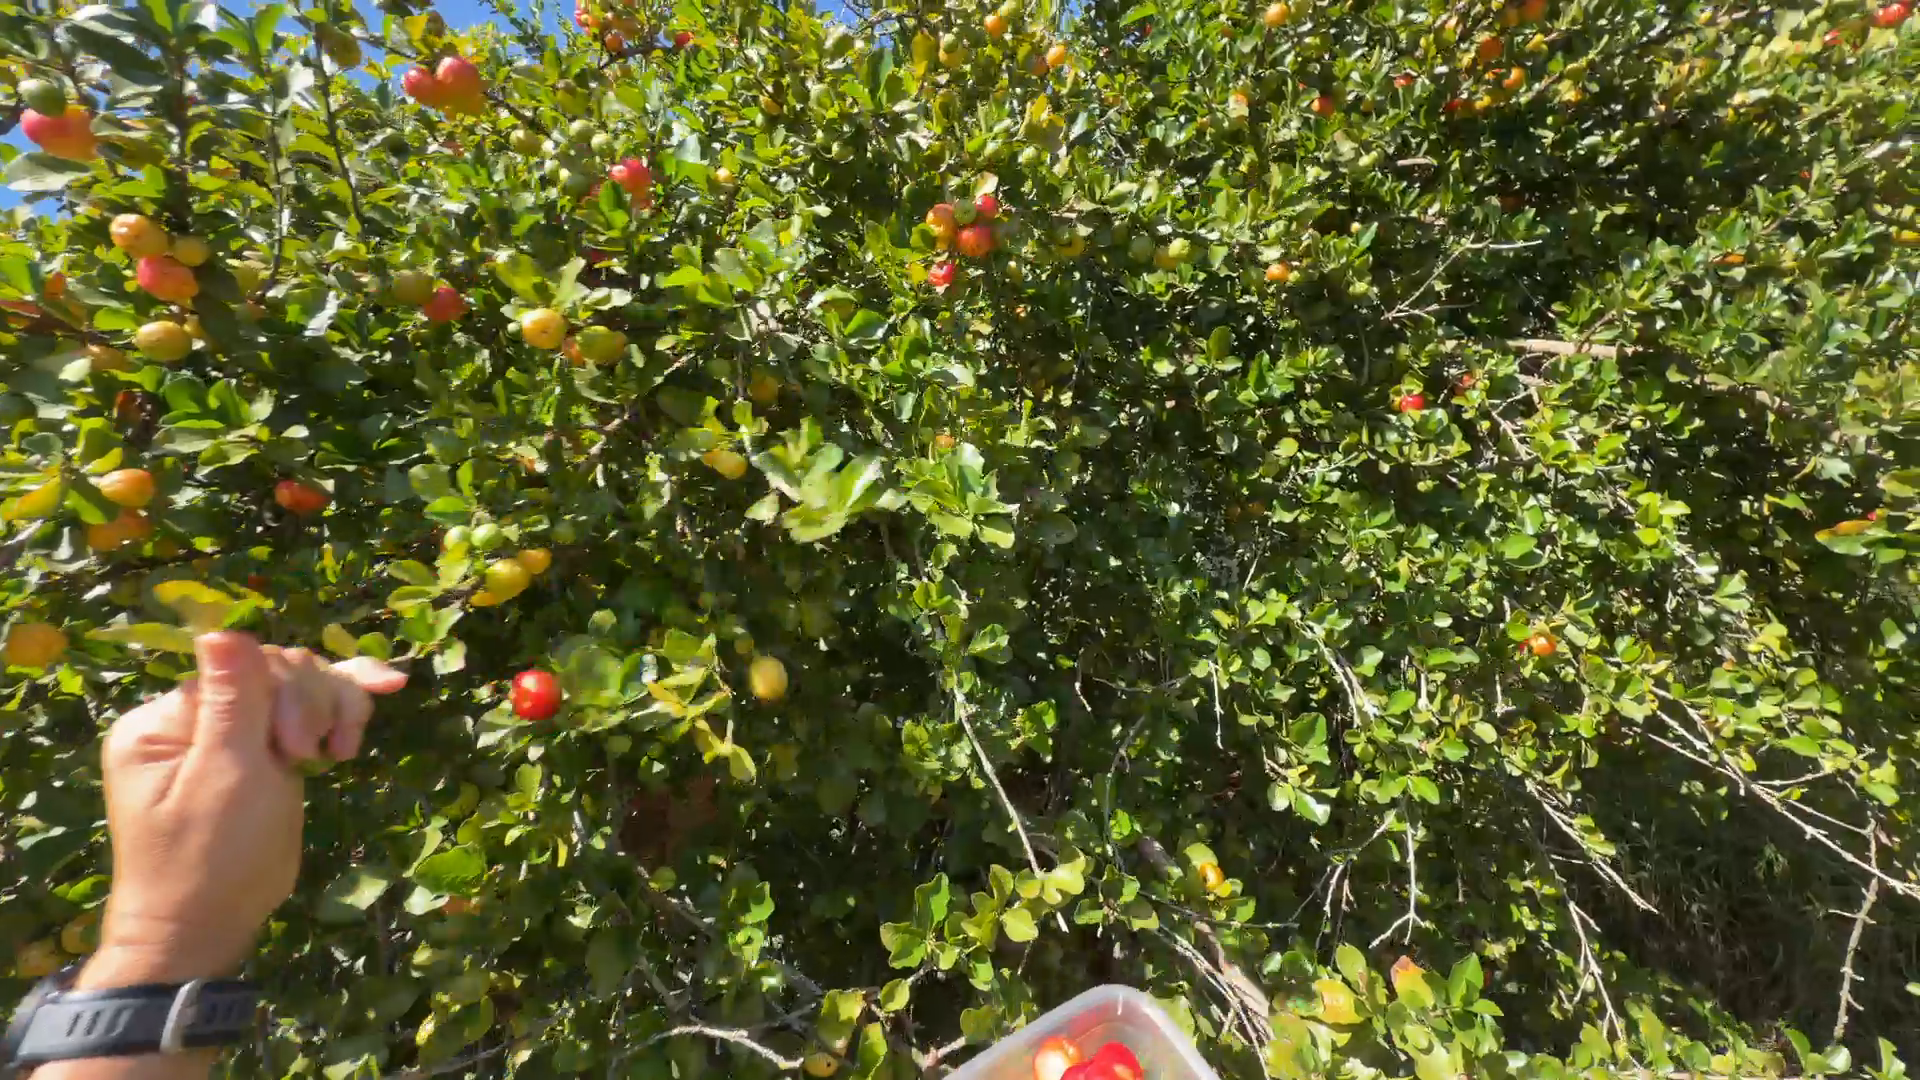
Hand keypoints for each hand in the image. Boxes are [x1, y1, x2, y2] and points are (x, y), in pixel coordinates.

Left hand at [75, 632, 405, 988]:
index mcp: (168, 719)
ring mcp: (240, 731)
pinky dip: (352, 703)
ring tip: (342, 753)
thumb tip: (220, 630)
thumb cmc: (211, 853)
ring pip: (312, 684)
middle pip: (286, 670)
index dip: (291, 693)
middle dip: (317, 705)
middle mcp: (201, 716)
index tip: (302, 748)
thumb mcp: (226, 775)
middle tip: (319, 756)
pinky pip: (321, 705)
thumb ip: (235, 700)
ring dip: (340, 709)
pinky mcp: (273, 747)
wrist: (215, 918)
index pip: (249, 666)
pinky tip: (388, 688)